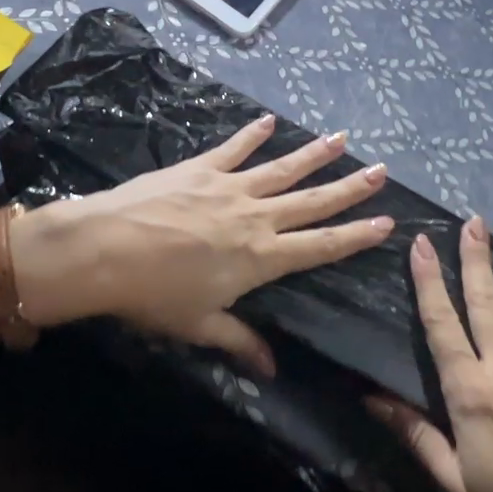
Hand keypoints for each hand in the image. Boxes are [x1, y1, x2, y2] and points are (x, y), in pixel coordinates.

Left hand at [16, 114, 391, 375]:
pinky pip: (234, 148)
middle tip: (380, 170)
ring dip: (313, 154)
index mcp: (260, 258)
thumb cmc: (153, 295)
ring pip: (281, 168)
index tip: (386, 221)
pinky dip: (252, 133)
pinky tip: (269, 120)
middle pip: (310, 201)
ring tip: (340, 138)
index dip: (355, 236)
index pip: (319, 246)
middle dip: (348, 187)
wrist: (106, 248)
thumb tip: (273, 371)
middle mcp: (254, 217)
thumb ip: (239, 342)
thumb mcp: (199, 326)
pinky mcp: (200, 167)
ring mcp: (228, 187)